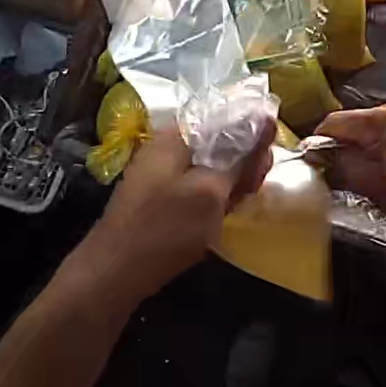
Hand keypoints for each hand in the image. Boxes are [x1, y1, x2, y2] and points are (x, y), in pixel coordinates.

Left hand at [73, 123, 272, 303]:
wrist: (117, 271)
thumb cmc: (166, 228)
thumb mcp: (211, 191)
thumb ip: (240, 157)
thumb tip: (265, 118)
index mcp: (177, 135)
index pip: (226, 115)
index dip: (254, 131)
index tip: (268, 157)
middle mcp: (169, 147)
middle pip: (220, 141)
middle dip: (244, 161)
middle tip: (253, 187)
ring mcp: (164, 173)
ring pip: (212, 166)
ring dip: (232, 182)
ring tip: (239, 202)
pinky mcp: (164, 196)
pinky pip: (199, 185)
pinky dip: (216, 196)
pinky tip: (224, 212)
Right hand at [315, 97, 385, 231]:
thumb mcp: (370, 184)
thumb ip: (338, 166)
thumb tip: (314, 156)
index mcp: (383, 117)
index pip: (335, 121)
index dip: (320, 141)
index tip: (316, 161)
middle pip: (356, 121)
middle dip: (347, 143)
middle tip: (346, 170)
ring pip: (375, 122)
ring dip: (367, 142)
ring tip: (374, 167)